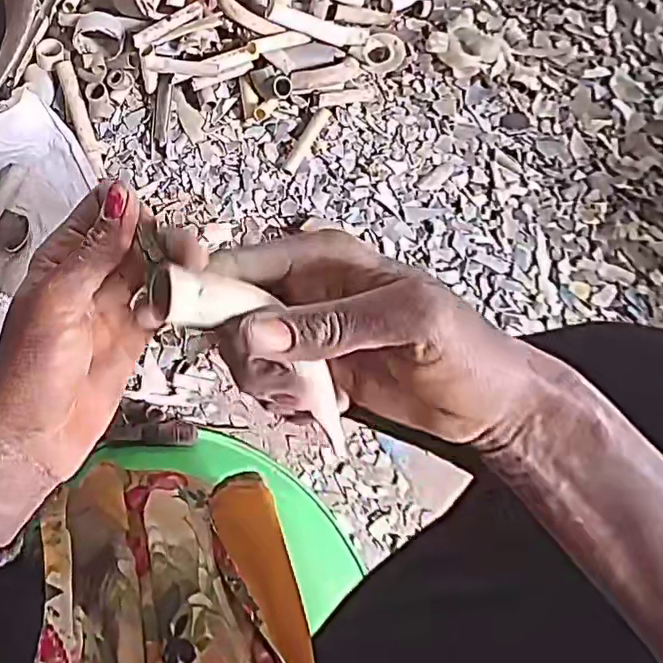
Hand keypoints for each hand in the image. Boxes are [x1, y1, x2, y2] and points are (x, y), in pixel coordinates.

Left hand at [0, 180, 156, 542]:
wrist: (35, 437)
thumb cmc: (26, 374)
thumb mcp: (60, 300)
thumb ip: (95, 252)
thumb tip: (118, 201)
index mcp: (60, 260)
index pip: (99, 212)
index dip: (126, 206)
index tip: (148, 216)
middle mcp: (87, 278)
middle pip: (132, 237)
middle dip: (158, 235)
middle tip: (178, 247)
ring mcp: (110, 306)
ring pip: (150, 268)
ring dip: (172, 265)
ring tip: (187, 271)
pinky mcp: (130, 335)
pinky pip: (160, 304)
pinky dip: (174, 300)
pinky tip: (177, 302)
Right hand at [208, 231, 554, 449]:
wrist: (492, 406)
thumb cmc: (466, 349)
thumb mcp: (406, 323)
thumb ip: (326, 324)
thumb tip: (254, 330)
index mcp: (319, 256)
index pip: (238, 261)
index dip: (200, 282)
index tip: (169, 307)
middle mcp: (298, 288)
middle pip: (226, 311)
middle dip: (245, 349)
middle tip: (286, 375)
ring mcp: (297, 329)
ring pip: (238, 351)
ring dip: (268, 380)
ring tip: (317, 392)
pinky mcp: (301, 365)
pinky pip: (260, 380)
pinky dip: (281, 399)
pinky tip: (321, 403)